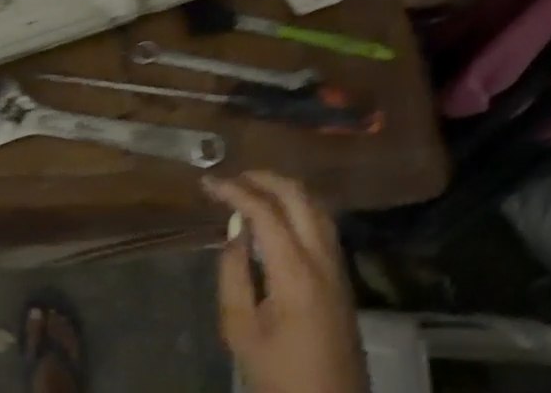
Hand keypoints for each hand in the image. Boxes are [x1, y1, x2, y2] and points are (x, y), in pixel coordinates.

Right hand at [202, 172, 366, 392]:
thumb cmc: (280, 376)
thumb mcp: (241, 331)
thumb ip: (233, 274)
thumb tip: (235, 232)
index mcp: (295, 272)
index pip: (265, 211)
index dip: (235, 190)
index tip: (208, 183)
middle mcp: (322, 259)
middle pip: (298, 197)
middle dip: (264, 178)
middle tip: (232, 178)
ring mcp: (338, 267)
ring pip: (317, 206)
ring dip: (285, 189)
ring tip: (252, 189)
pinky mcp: (343, 279)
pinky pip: (323, 225)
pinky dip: (299, 207)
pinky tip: (279, 215)